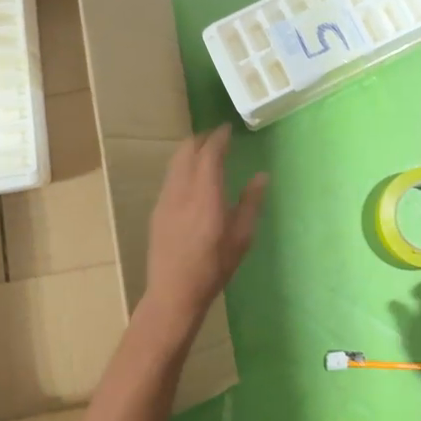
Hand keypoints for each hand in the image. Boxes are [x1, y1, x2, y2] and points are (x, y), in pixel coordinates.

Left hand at [145, 125, 266, 315]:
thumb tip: (262, 176)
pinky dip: (182, 166)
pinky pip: (170, 176)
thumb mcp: (241, 237)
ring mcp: (166, 199)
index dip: (219, 138)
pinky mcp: (157, 209)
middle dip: (202, 139)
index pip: (210, 154)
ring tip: (204, 151)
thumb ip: (251, 203)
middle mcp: (182, 190)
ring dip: (190, 150)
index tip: (228, 129)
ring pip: (175, 162)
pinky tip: (191, 177)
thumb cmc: (214, 267)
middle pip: (187, 151)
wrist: (174, 292)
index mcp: (206, 195)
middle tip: (217, 137)